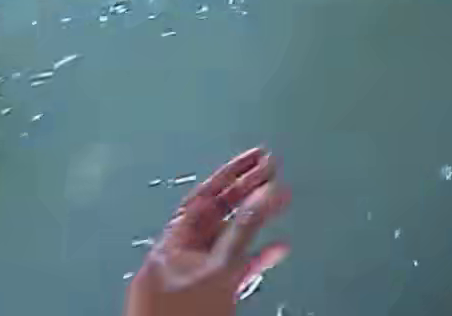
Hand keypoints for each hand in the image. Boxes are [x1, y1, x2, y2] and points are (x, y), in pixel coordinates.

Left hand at [126, 148, 291, 315]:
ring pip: (228, 237)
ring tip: (283, 199)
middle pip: (215, 216)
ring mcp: (192, 279)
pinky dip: (257, 253)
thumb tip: (268, 190)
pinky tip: (277, 248)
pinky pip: (235, 264)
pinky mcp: (208, 294)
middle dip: (247, 191)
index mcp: (168, 253)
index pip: (199, 202)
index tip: (258, 156)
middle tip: (274, 169)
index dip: (229, 175)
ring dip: (257, 219)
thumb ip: (245, 228)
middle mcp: (177, 262)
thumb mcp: (219, 269)